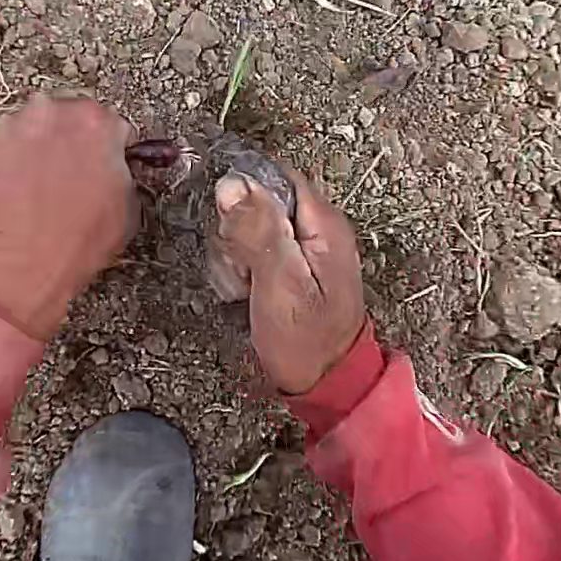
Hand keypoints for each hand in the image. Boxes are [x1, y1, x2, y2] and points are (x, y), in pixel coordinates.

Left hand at [0, 95, 135, 339]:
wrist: (28, 259)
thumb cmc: (80, 235)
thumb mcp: (129, 204)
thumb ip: (124, 171)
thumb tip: (118, 171)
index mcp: (99, 123)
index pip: (114, 124)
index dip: (115, 148)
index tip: (110, 161)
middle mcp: (56, 114)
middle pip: (72, 117)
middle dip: (76, 141)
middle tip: (77, 173)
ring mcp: (17, 127)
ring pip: (37, 127)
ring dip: (43, 146)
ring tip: (47, 183)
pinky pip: (6, 144)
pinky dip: (13, 159)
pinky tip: (22, 188)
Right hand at [210, 167, 366, 393]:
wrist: (327, 383)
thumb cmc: (308, 340)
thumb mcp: (280, 283)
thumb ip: (259, 232)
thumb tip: (234, 185)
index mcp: (323, 223)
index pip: (276, 178)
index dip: (246, 197)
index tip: (233, 229)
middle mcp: (319, 229)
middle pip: (261, 202)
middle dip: (240, 234)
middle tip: (246, 270)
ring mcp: (307, 248)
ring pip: (254, 228)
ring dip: (239, 256)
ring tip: (249, 286)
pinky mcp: (295, 267)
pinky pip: (258, 252)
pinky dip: (246, 270)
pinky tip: (249, 293)